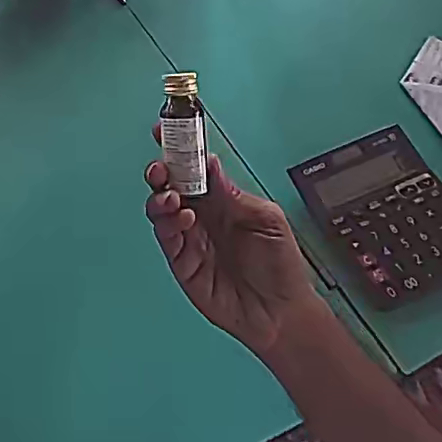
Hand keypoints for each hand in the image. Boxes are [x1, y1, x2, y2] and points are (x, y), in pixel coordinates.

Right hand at [144, 138, 329, 356]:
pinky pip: (166, 237)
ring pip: (160, 207)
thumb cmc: (280, 266)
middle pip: (170, 184)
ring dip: (160, 196)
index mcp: (221, 199)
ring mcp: (189, 237)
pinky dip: (168, 223)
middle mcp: (202, 214)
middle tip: (161, 165)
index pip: (195, 167)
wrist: (281, 313)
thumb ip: (235, 194)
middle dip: (161, 169)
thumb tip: (210, 167)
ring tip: (173, 196)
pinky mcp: (182, 261)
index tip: (166, 128)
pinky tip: (183, 219)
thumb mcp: (268, 219)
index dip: (179, 147)